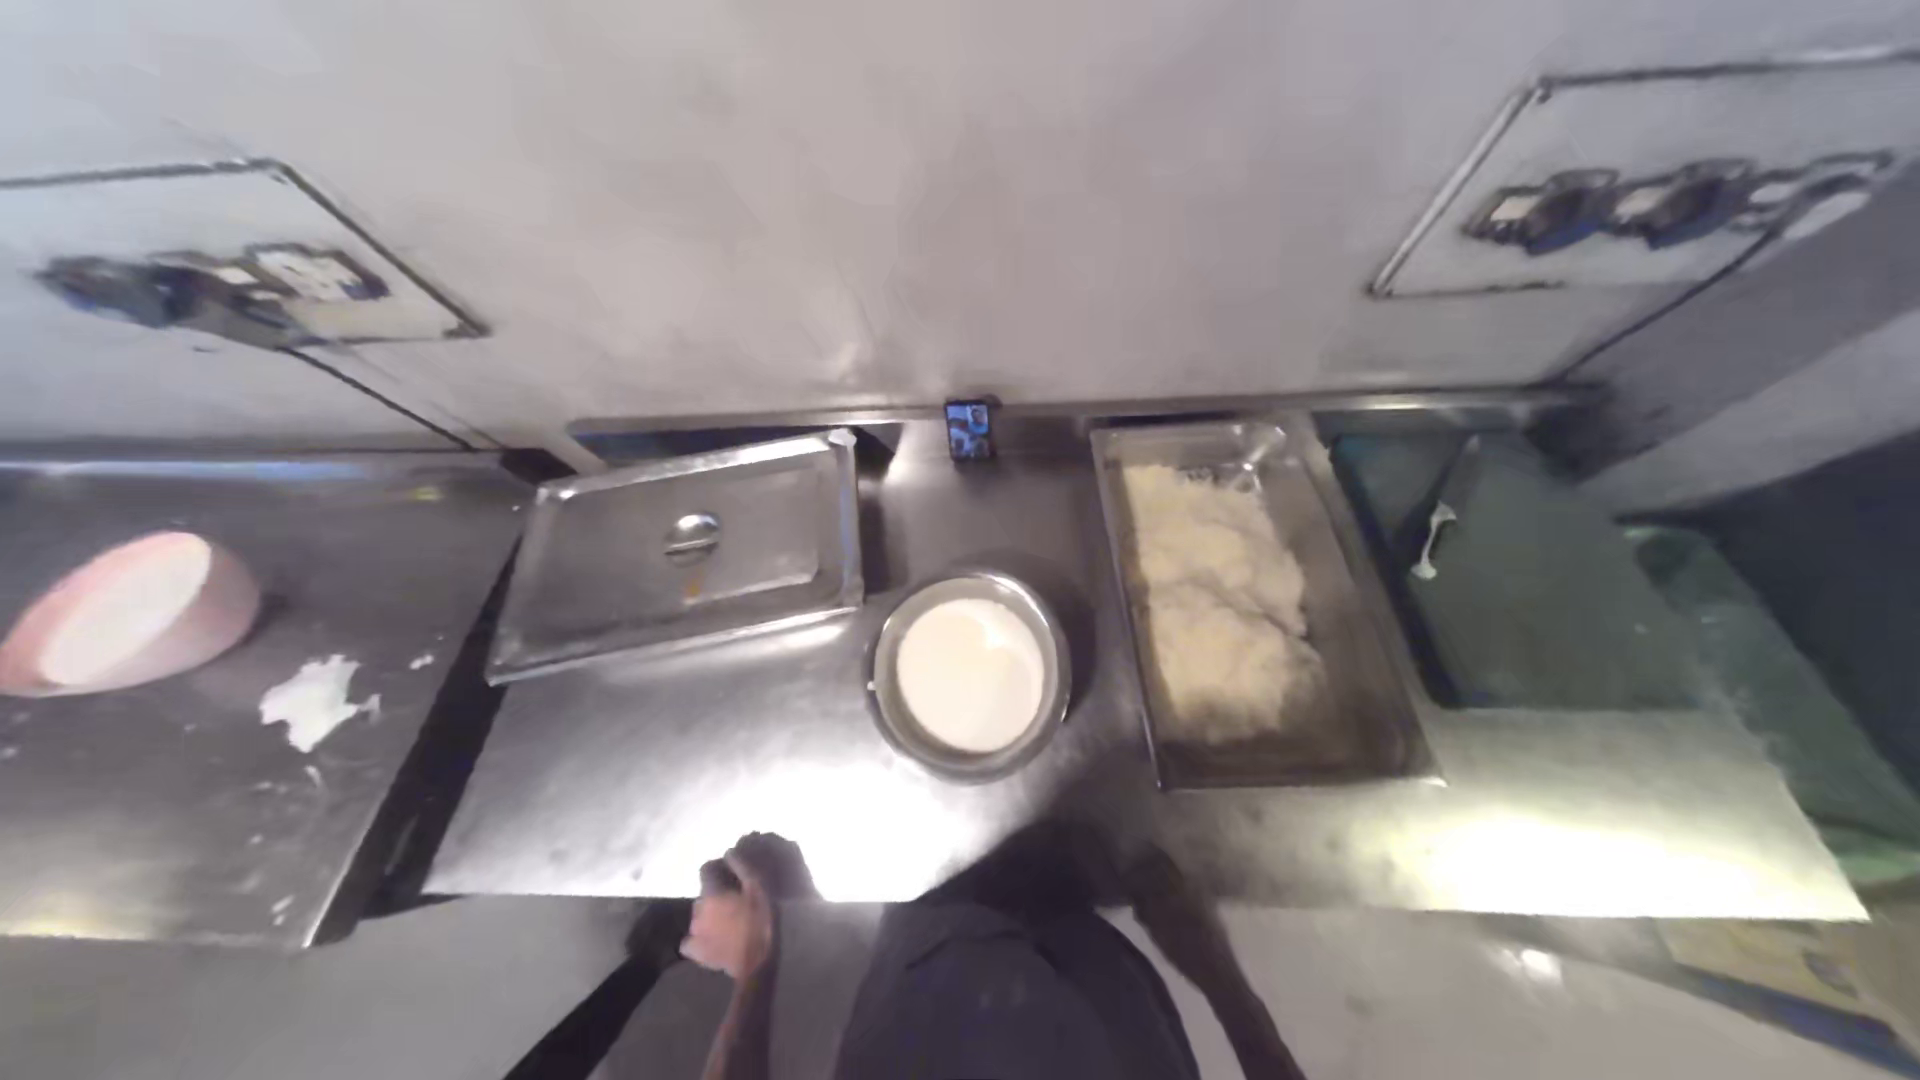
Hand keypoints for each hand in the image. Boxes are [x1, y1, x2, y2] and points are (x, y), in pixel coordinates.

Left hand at [682, 853, 774, 979]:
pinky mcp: (696, 952)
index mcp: (712, 892)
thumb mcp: (758, 886)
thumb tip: (728, 851)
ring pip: (698, 914)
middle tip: (735, 898)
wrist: (757, 961)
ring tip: (727, 919)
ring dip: (709, 912)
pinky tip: (712, 938)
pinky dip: (699, 936)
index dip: (718, 867)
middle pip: (703, 892)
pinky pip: (690, 940)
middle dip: (716, 891)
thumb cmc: (760, 919)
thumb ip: (741, 866)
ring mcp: (694, 933)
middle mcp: (697, 909)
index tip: (732, 872)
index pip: (706, 869)